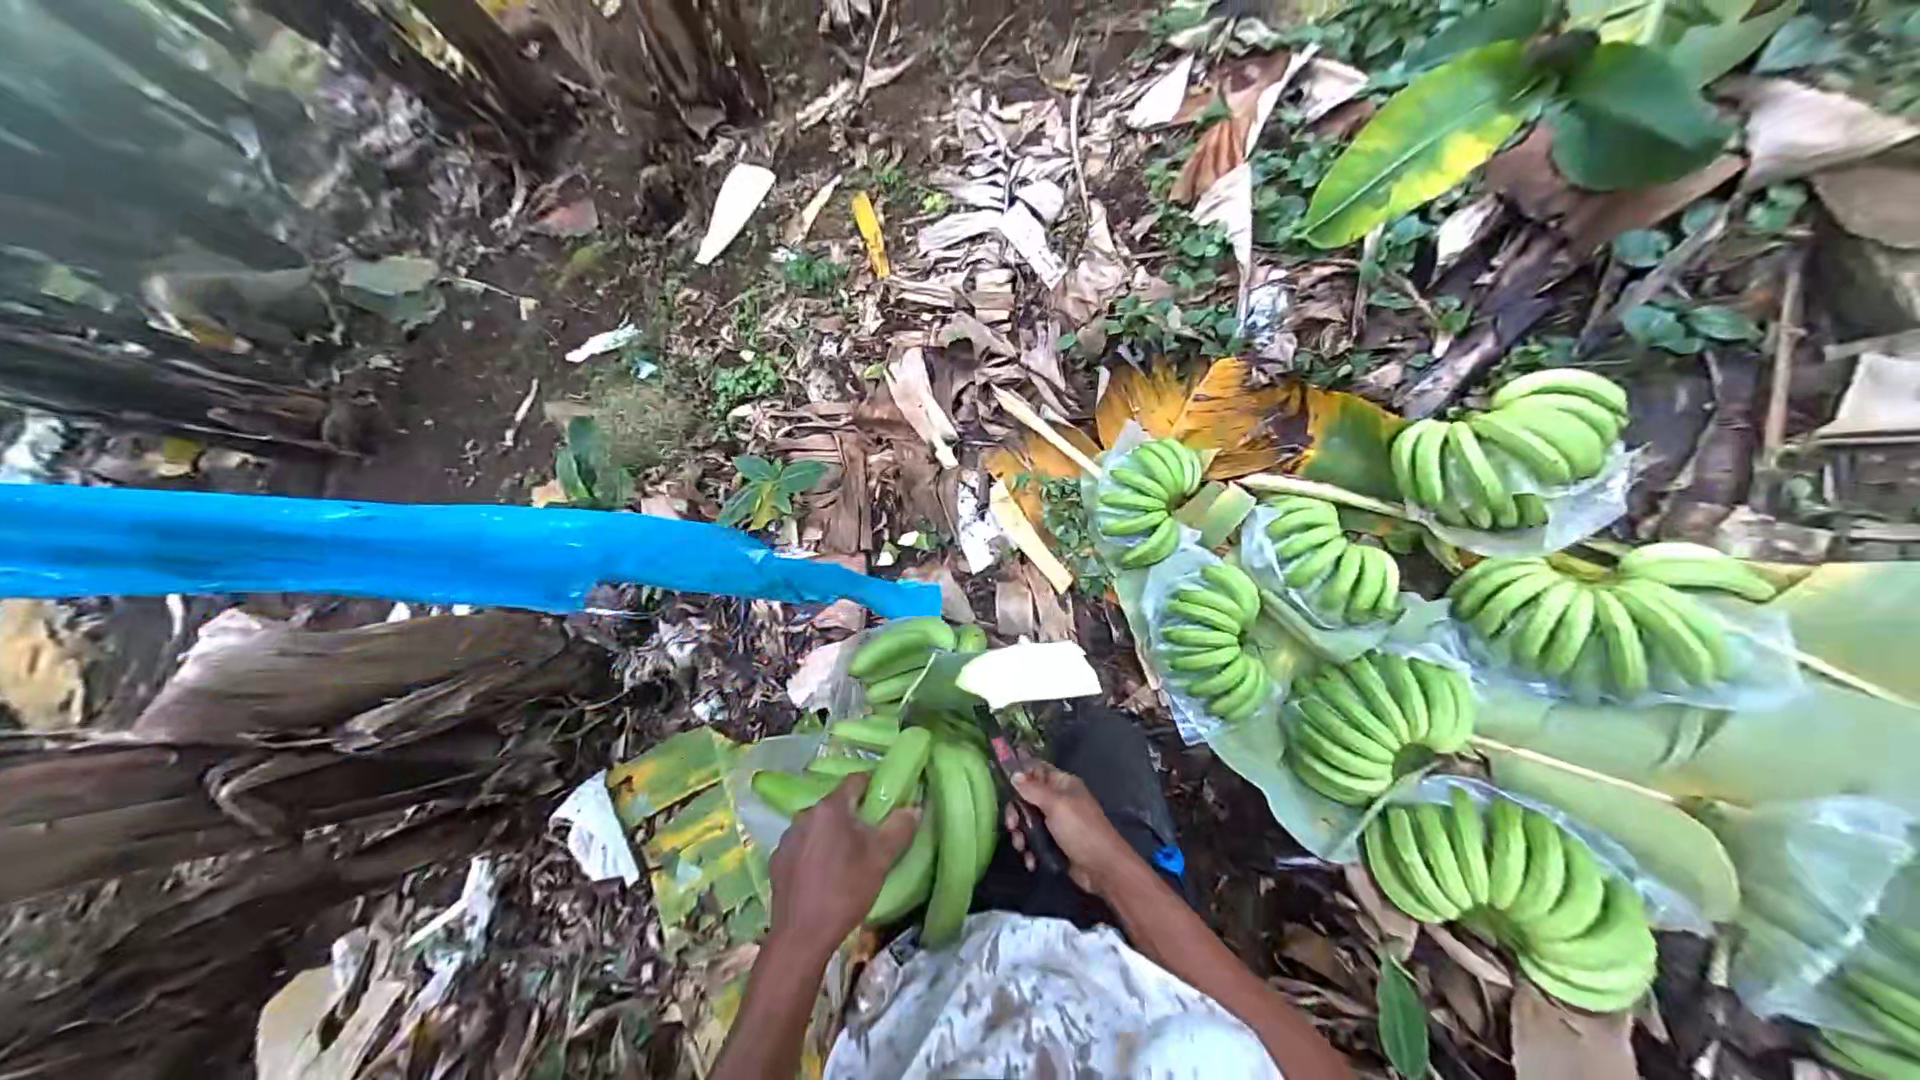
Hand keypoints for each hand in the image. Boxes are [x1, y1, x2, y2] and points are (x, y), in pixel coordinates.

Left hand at [766, 773, 917, 956]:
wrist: (801, 936)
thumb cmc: (845, 890)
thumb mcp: (881, 858)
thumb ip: (900, 827)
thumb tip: (913, 807)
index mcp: (830, 808)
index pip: (856, 780)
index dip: (874, 785)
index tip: (887, 798)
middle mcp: (804, 815)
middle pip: (836, 804)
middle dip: (855, 814)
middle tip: (872, 834)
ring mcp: (787, 837)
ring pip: (818, 825)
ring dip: (833, 833)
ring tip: (847, 857)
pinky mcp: (777, 860)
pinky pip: (802, 845)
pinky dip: (815, 851)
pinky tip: (823, 874)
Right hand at [1007, 762, 1143, 896]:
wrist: (1102, 868)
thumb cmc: (1081, 830)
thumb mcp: (1056, 805)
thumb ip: (1033, 789)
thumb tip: (1014, 774)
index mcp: (1062, 784)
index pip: (1036, 770)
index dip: (1020, 776)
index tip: (1004, 785)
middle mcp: (1057, 800)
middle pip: (1026, 798)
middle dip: (1016, 813)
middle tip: (1013, 825)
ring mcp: (1055, 823)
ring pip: (1027, 821)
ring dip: (1021, 834)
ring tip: (1022, 847)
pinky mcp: (1053, 843)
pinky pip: (1033, 841)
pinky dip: (1030, 850)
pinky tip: (1031, 860)